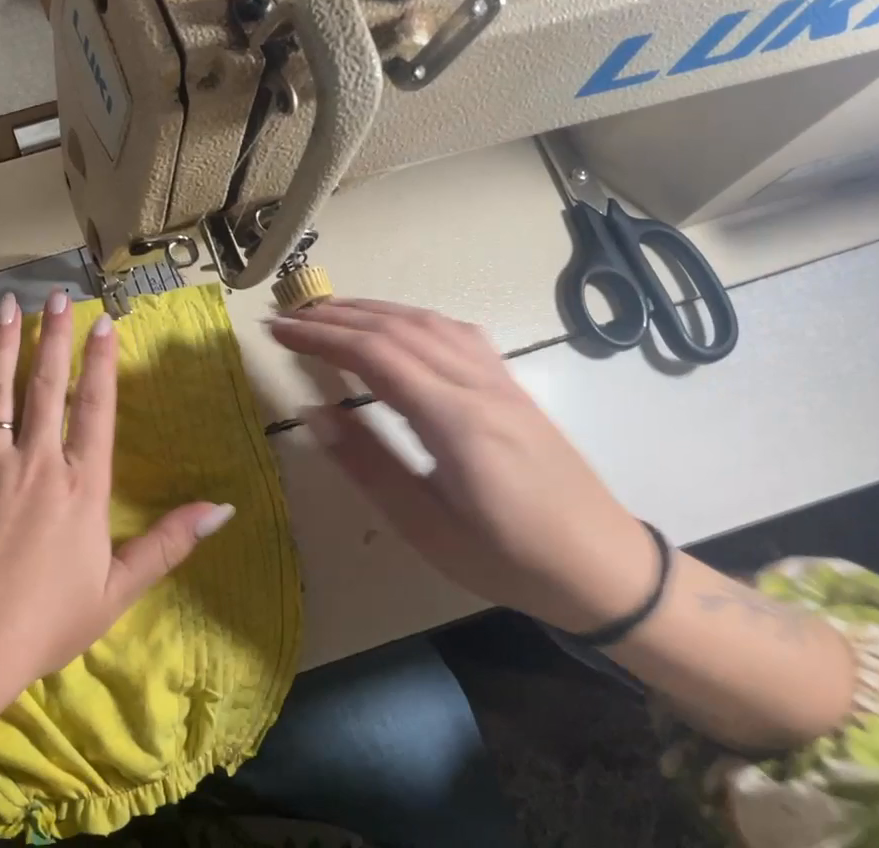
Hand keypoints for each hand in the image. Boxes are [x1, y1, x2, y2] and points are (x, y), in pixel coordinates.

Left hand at [0, 290, 235, 728]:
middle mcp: (35, 462)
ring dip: (3, 345)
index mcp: (81, 486)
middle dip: (54, 337)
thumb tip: (222, 507)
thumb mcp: (118, 590)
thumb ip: (167, 544)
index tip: (105, 321)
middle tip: (58, 295)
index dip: (102, 362)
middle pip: (47, 387)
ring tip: (8, 306)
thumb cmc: (45, 622)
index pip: (97, 409)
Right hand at [268, 299, 655, 632]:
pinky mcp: (512, 387)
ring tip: (326, 312)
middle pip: (397, 330)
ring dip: (372, 310)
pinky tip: (396, 325)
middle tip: (285, 316)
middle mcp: (478, 386)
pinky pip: (456, 333)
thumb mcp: (424, 525)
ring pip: (428, 323)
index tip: (275, 330)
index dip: (320, 336)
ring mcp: (500, 382)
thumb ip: (367, 463)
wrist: (603, 568)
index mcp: (454, 421)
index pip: (375, 355)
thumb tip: (313, 411)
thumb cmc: (505, 557)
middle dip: (335, 316)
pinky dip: (412, 318)